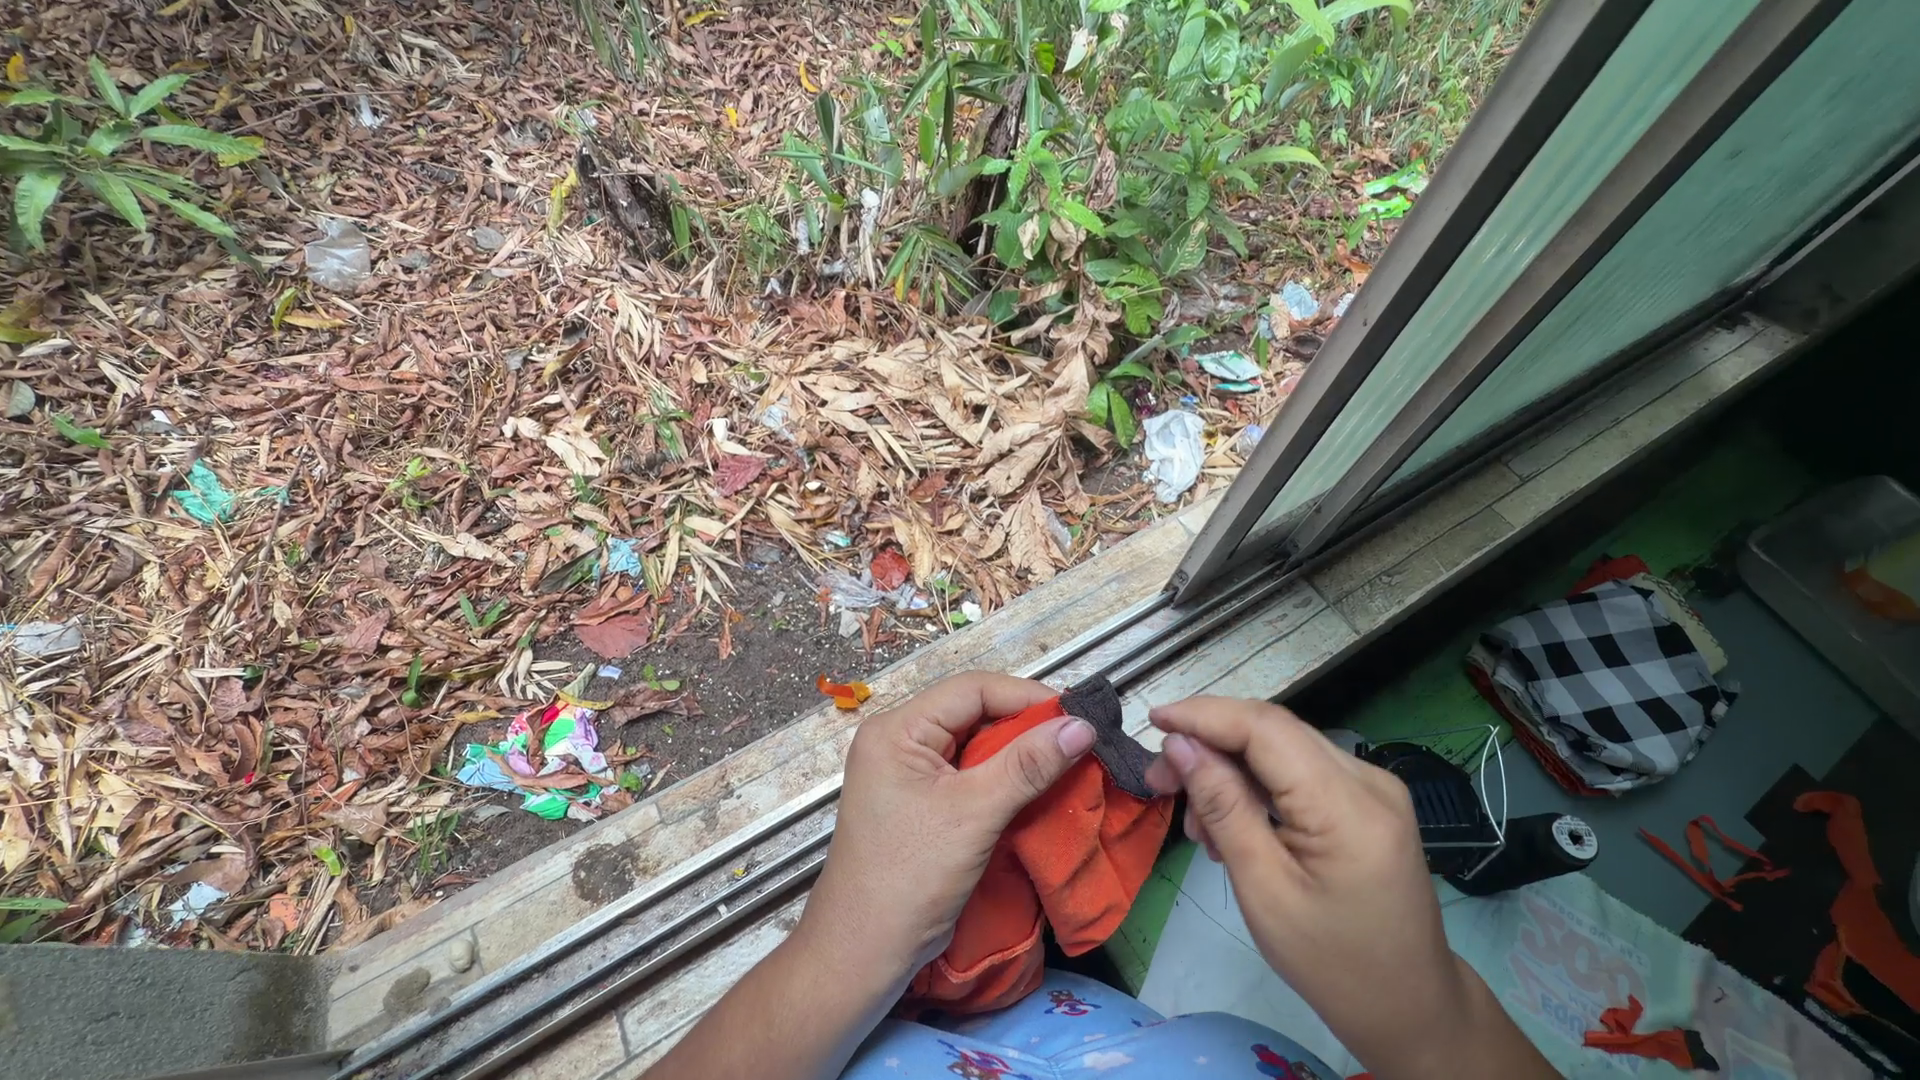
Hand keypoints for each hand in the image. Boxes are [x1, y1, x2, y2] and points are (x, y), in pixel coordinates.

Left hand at [797, 672, 1096, 986]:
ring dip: (1020, 753)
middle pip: (974, 713)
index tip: (1076, 716)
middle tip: (1077, 740)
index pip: (971, 690)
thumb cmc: (909, 877)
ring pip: (976, 744)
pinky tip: (1038, 788)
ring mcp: (910, 773)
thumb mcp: (973, 813)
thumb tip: (1081, 726)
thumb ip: (1028, 765)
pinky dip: (1005, 779)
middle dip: (1026, 725)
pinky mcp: (923, 802)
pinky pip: (971, 774)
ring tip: (1066, 761)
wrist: (863, 953)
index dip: (1026, 697)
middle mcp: (900, 741)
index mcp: (897, 729)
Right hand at [1144, 697, 1555, 1079]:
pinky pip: (1297, 770)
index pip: (1265, 728)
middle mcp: (1367, 779)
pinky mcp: (1364, 799)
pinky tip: (1230, 823)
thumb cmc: (1330, 961)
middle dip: (1207, 745)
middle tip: (1159, 781)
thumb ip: (1222, 807)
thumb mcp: (1263, 889)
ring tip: (1196, 823)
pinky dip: (1254, 785)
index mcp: (1348, 806)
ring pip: (1280, 748)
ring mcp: (1371, 786)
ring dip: (1227, 770)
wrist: (1408, 1006)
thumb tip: (1180, 745)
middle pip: (1271, 731)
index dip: (1204, 715)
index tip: (1153, 720)